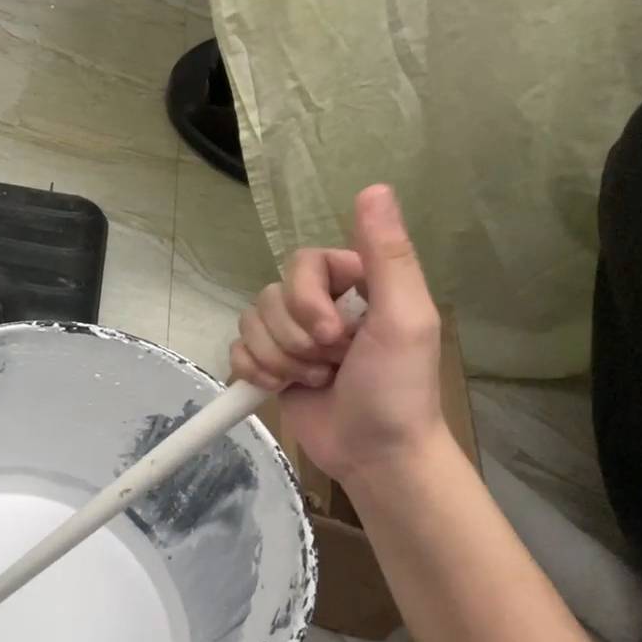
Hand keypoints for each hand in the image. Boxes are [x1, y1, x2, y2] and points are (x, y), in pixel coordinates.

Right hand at [230, 184, 447, 481]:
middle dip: (295, 337)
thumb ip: (388, 255)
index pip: (302, 262)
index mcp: (354, 284)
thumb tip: (373, 187)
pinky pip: (236, 349)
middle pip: (271, 295)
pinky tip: (280, 388)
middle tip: (331, 363)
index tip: (336, 334)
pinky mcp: (268, 365)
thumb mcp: (405, 318)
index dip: (307, 299)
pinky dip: (253, 371)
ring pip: (249, 322)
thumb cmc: (398, 389)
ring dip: (279, 358)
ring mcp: (291, 336)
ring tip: (314, 380)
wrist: (374, 454)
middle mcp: (319, 304)